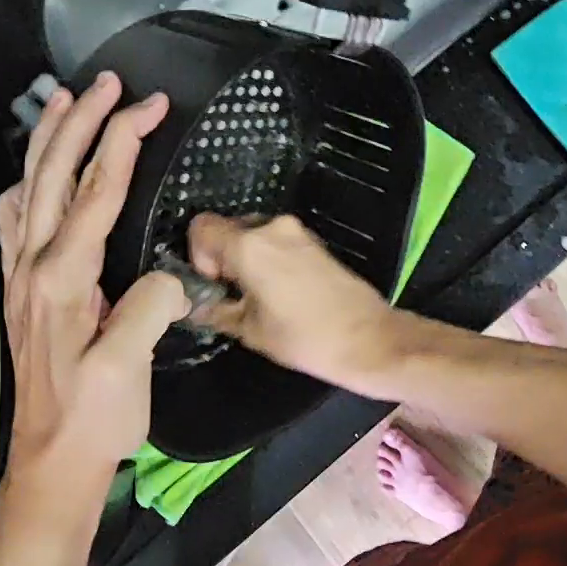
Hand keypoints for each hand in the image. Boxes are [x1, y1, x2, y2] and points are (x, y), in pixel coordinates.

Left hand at [0, 72, 188, 483]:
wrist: (51, 462)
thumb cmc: (94, 417)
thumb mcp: (129, 368)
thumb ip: (148, 309)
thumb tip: (167, 277)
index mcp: (64, 277)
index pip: (95, 190)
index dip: (122, 140)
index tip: (150, 105)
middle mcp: (35, 265)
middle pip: (54, 174)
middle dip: (81, 121)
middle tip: (106, 81)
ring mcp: (24, 274)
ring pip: (29, 187)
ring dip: (48, 139)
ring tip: (64, 100)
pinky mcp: (25, 287)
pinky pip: (19, 217)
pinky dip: (30, 179)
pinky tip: (37, 173)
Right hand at [186, 214, 400, 388]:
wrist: (368, 337)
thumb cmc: (305, 337)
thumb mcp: (252, 331)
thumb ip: (219, 311)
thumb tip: (199, 307)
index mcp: (250, 245)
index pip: (202, 227)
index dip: (199, 255)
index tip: (214, 284)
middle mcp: (273, 228)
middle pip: (229, 229)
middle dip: (223, 258)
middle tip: (233, 294)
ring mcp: (298, 232)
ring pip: (255, 236)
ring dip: (247, 259)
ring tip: (259, 297)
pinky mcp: (315, 242)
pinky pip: (277, 242)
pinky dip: (269, 259)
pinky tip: (281, 292)